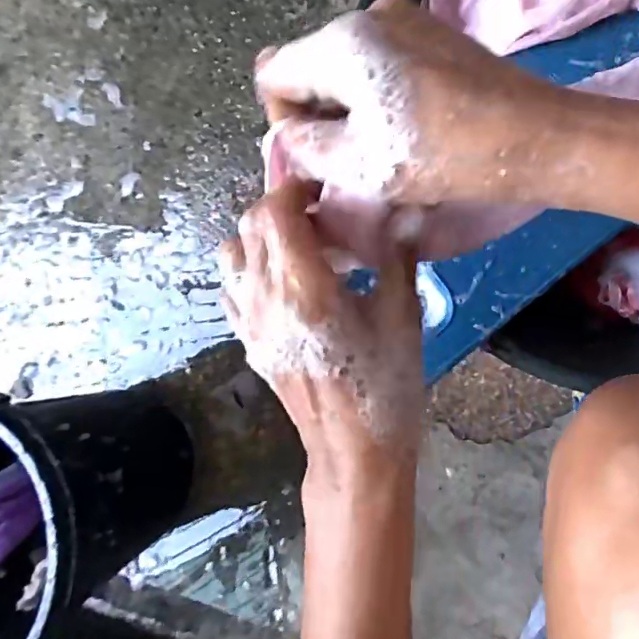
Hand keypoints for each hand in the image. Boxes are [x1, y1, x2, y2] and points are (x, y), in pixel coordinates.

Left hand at [219, 178, 426, 489]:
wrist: (355, 449)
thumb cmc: (387, 383)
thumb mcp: (401, 315)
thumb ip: (398, 255)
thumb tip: (405, 209)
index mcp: (304, 286)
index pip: (275, 212)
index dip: (294, 188)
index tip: (324, 189)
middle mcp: (265, 298)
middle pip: (249, 226)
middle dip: (282, 207)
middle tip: (322, 214)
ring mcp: (250, 322)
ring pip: (233, 254)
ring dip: (261, 236)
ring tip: (303, 246)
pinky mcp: (248, 341)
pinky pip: (233, 289)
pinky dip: (251, 270)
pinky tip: (286, 283)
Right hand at [255, 0, 560, 204]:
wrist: (537, 136)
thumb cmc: (444, 154)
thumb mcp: (359, 165)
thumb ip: (303, 144)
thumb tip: (287, 130)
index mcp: (341, 41)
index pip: (274, 74)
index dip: (283, 119)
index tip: (315, 154)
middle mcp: (368, 13)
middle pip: (312, 65)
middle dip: (320, 112)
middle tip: (348, 158)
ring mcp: (406, 16)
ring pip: (349, 64)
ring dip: (352, 105)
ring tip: (384, 145)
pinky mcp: (434, 30)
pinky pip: (383, 58)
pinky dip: (382, 91)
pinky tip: (410, 123)